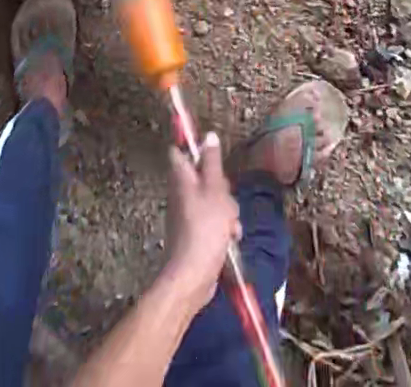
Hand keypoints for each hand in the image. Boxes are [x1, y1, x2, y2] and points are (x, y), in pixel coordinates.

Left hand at [159, 133, 240, 315]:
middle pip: (204, 176)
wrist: (193, 275)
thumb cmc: (205, 228)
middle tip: (225, 197)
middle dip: (221, 186)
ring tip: (230, 224)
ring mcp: (188, 213)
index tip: (212, 155)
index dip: (194, 148)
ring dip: (227, 210)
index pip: (180, 152)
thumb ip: (212, 163)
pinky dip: (224, 227)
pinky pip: (214, 220)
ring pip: (213, 199)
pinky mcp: (196, 232)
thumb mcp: (214, 190)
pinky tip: (231, 237)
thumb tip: (208, 135)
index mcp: (181, 178)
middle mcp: (181, 192)